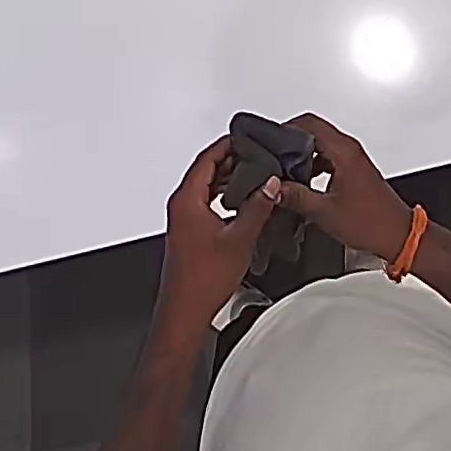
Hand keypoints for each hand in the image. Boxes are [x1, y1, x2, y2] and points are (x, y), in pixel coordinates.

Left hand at [158, 135, 278, 328]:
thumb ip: (257, 207)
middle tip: (250, 154)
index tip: (241, 138)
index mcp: (187, 199)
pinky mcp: (188, 228)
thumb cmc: (202, 280)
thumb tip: (269, 185)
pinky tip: (237, 200)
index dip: (225, 146)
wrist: (186, 311)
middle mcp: (181, 204)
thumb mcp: (239, 238)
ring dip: (225, 177)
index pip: (206, 159)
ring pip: (204, 185)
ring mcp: (183, 217)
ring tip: (249, 173)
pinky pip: (204, 199)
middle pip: (204, 169)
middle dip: (228, 160)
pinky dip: (220, 193)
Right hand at [275, 113, 413, 261]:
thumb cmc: (373, 223)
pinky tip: (305, 182)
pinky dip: (314, 162)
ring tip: (288, 170)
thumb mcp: (326, 212)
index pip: (309, 122)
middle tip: (277, 155)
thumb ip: (296, 197)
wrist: (400, 237)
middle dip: (292, 141)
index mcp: (343, 152)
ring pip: (321, 142)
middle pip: (314, 130)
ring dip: (303, 153)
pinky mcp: (354, 168)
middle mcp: (349, 149)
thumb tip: (274, 188)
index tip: (273, 140)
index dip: (288, 127)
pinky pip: (329, 154)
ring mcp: (353, 158)